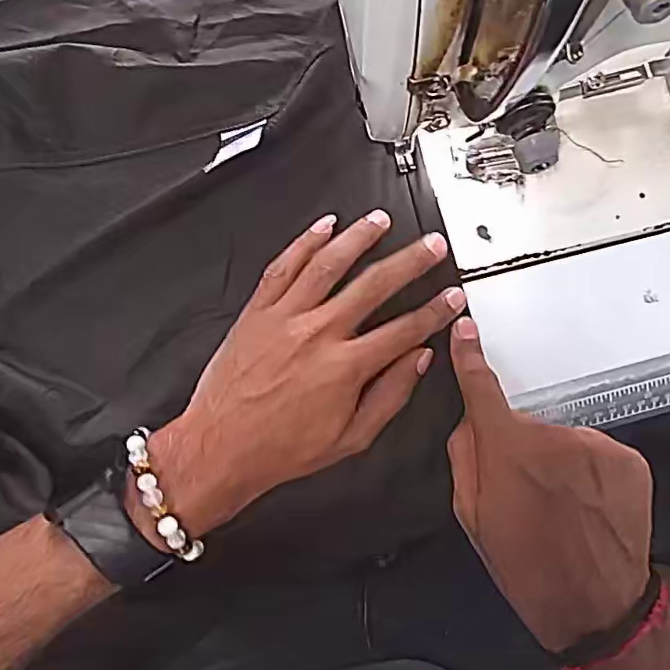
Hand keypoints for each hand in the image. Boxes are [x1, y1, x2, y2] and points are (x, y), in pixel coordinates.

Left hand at [141, 210, 465, 540]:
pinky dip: (304, 242)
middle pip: (374, 285)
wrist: (221, 447)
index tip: (449, 297)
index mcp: (344, 367)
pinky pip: (283, 267)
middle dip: (411, 261)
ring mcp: (284, 318)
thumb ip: (390, 395)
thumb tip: (417, 361)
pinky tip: (323, 227)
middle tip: (430, 245)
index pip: (404, 328)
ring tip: (380, 222)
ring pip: (328, 264)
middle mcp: (316, 335)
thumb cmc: (279, 447)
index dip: (434, 310)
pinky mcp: (257, 312)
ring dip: (359, 238)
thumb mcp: (351, 437)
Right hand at [446, 317, 653, 652]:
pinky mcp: (626, 457)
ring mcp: (594, 445)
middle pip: (525, 422)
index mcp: (506, 449)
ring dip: (558, 461)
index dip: (470, 356)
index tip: (466, 330)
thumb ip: (463, 458)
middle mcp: (552, 437)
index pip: (482, 387)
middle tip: (526, 490)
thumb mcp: (471, 516)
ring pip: (562, 437)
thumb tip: (468, 422)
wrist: (595, 605)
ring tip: (562, 505)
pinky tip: (588, 504)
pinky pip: (594, 450)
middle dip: (520, 446)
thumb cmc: (525, 566)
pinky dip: (589, 471)